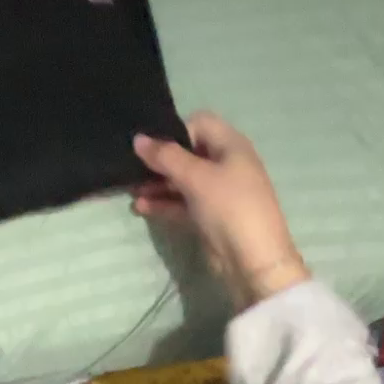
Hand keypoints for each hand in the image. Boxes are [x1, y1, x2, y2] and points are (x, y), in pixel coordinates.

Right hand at [132, 112, 309, 303]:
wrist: (251, 258)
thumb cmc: (228, 207)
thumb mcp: (197, 177)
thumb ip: (166, 157)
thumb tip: (138, 139)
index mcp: (230, 145)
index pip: (199, 124)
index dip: (175, 132)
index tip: (151, 147)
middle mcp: (223, 164)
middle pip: (187, 154)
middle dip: (160, 161)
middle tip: (132, 170)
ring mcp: (215, 192)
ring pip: (181, 181)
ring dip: (157, 185)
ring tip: (132, 192)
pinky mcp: (206, 216)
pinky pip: (180, 204)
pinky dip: (163, 204)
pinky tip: (140, 207)